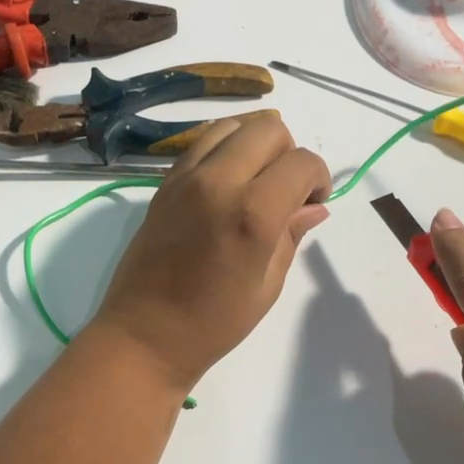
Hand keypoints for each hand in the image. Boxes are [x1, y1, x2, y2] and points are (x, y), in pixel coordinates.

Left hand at [90, 116, 330, 387]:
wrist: (145, 336)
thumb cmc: (212, 325)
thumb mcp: (266, 287)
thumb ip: (291, 237)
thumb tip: (314, 207)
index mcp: (253, 213)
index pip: (302, 162)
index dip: (318, 179)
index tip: (314, 203)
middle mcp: (219, 182)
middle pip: (269, 129)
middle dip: (288, 153)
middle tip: (286, 191)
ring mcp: (186, 179)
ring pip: (232, 126)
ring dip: (254, 144)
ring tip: (255, 182)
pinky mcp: (164, 185)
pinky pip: (200, 144)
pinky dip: (222, 149)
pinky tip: (227, 184)